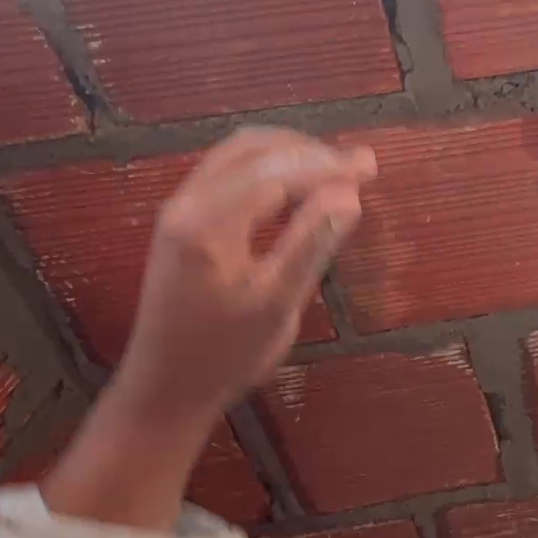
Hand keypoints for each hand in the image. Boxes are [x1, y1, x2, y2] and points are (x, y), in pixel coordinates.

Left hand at [44, 128, 373, 530]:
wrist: (167, 388)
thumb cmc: (226, 352)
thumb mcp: (277, 303)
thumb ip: (311, 243)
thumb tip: (350, 195)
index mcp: (208, 222)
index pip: (275, 171)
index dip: (326, 164)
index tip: (370, 167)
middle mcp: (188, 203)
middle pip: (253, 149)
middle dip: (310, 151)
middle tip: (360, 166)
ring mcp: (182, 210)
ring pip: (240, 156)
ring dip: (291, 155)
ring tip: (337, 172)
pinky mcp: (186, 222)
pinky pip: (231, 174)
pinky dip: (272, 170)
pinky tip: (301, 191)